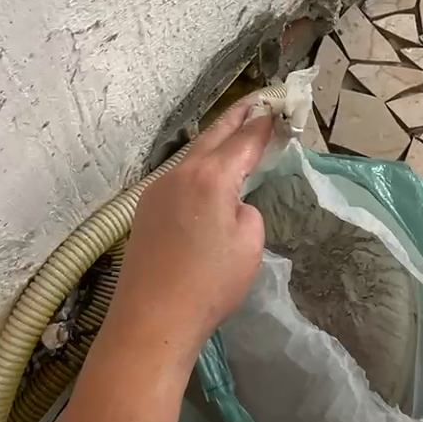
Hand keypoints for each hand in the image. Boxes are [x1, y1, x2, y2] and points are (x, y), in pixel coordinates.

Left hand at [106, 95, 274, 360]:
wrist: (152, 319)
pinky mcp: (146, 208)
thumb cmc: (209, 284)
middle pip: (213, 136)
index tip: (276, 110)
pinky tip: (206, 173)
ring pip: (193, 155)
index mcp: (211, 176)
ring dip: (215, 141)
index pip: (243, 140)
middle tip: (255, 102)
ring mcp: (158, 189)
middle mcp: (181, 173)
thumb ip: (247, 211)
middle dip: (236, 118)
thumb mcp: (249, 245)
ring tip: (233, 131)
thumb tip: (231, 205)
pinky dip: (198, 165)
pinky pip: (179, 175)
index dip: (262, 125)